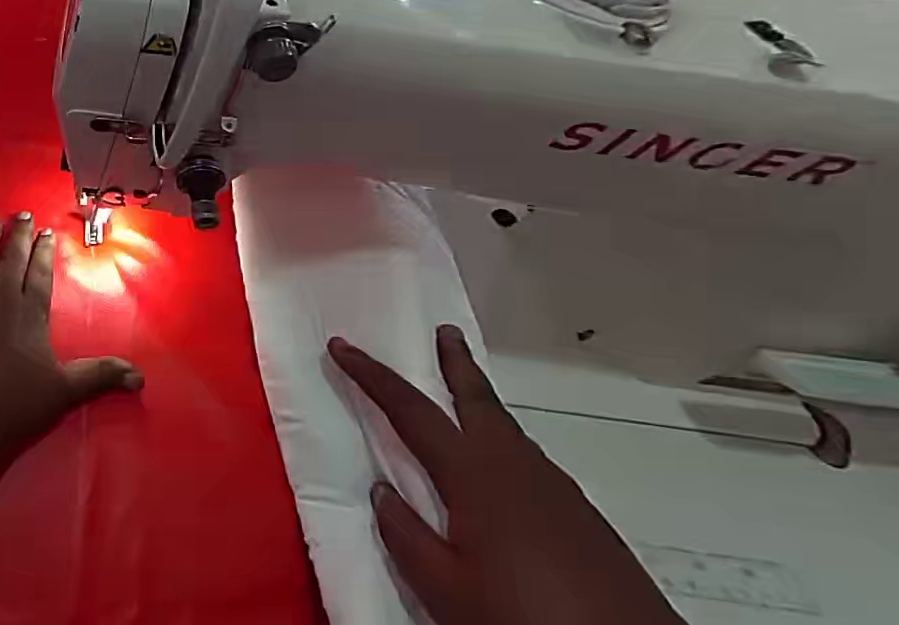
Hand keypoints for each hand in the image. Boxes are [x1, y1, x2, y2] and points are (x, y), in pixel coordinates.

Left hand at [0, 214, 142, 462]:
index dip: (44, 251)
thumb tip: (140, 376)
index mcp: (30, 312)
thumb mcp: (62, 392)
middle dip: (19, 234)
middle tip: (22, 214)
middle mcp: (0, 299)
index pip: (40, 273)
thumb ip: (98, 376)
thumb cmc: (11, 405)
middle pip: (12, 259)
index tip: (47, 231)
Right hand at [329, 326, 684, 624]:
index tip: (341, 346)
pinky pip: (530, 463)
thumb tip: (383, 491)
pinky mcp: (587, 524)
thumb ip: (405, 536)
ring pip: (508, 431)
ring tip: (463, 393)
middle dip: (457, 364)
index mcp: (474, 476)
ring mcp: (559, 496)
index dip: (371, 374)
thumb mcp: (445, 589)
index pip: (410, 410)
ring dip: (480, 403)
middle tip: (444, 331)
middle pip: (480, 401)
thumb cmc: (524, 619)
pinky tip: (501, 468)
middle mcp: (517, 471)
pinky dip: (503, 442)